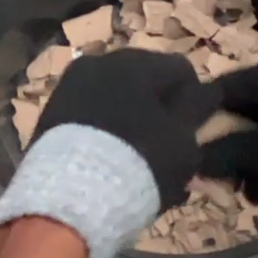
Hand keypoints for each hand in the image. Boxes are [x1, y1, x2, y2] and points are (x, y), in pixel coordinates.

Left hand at [0, 49, 220, 257]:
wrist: (70, 195)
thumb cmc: (138, 162)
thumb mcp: (183, 140)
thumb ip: (198, 109)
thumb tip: (208, 90)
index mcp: (136, 61)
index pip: (180, 70)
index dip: (194, 100)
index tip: (194, 131)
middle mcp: (100, 62)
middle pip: (143, 82)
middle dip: (157, 110)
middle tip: (166, 148)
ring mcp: (70, 86)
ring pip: (114, 100)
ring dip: (129, 121)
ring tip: (137, 161)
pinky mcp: (50, 113)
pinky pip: (88, 116)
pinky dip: (102, 132)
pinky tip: (108, 163)